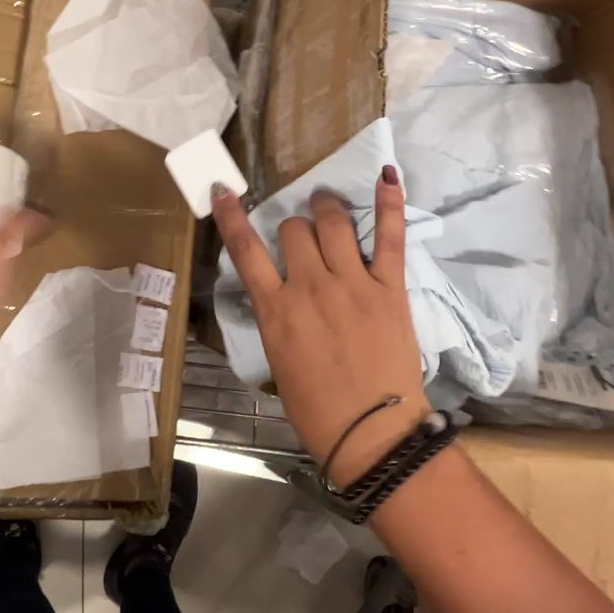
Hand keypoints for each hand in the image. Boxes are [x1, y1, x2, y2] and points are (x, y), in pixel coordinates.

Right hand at [211, 169, 428, 485]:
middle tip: (302, 235)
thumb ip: (278, 317)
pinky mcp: (389, 289)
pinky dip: (388, 205)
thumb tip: (280, 294)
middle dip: (294, 226)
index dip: (231, 216)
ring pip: (332, 223)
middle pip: (294, 229)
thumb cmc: (317, 409)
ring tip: (327, 205)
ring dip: (326, 208)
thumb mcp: (279, 359)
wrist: (373, 435)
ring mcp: (352, 284)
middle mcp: (310, 287)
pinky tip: (387, 178)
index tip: (224, 191)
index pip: (246, 249)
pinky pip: (389, 238)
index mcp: (276, 310)